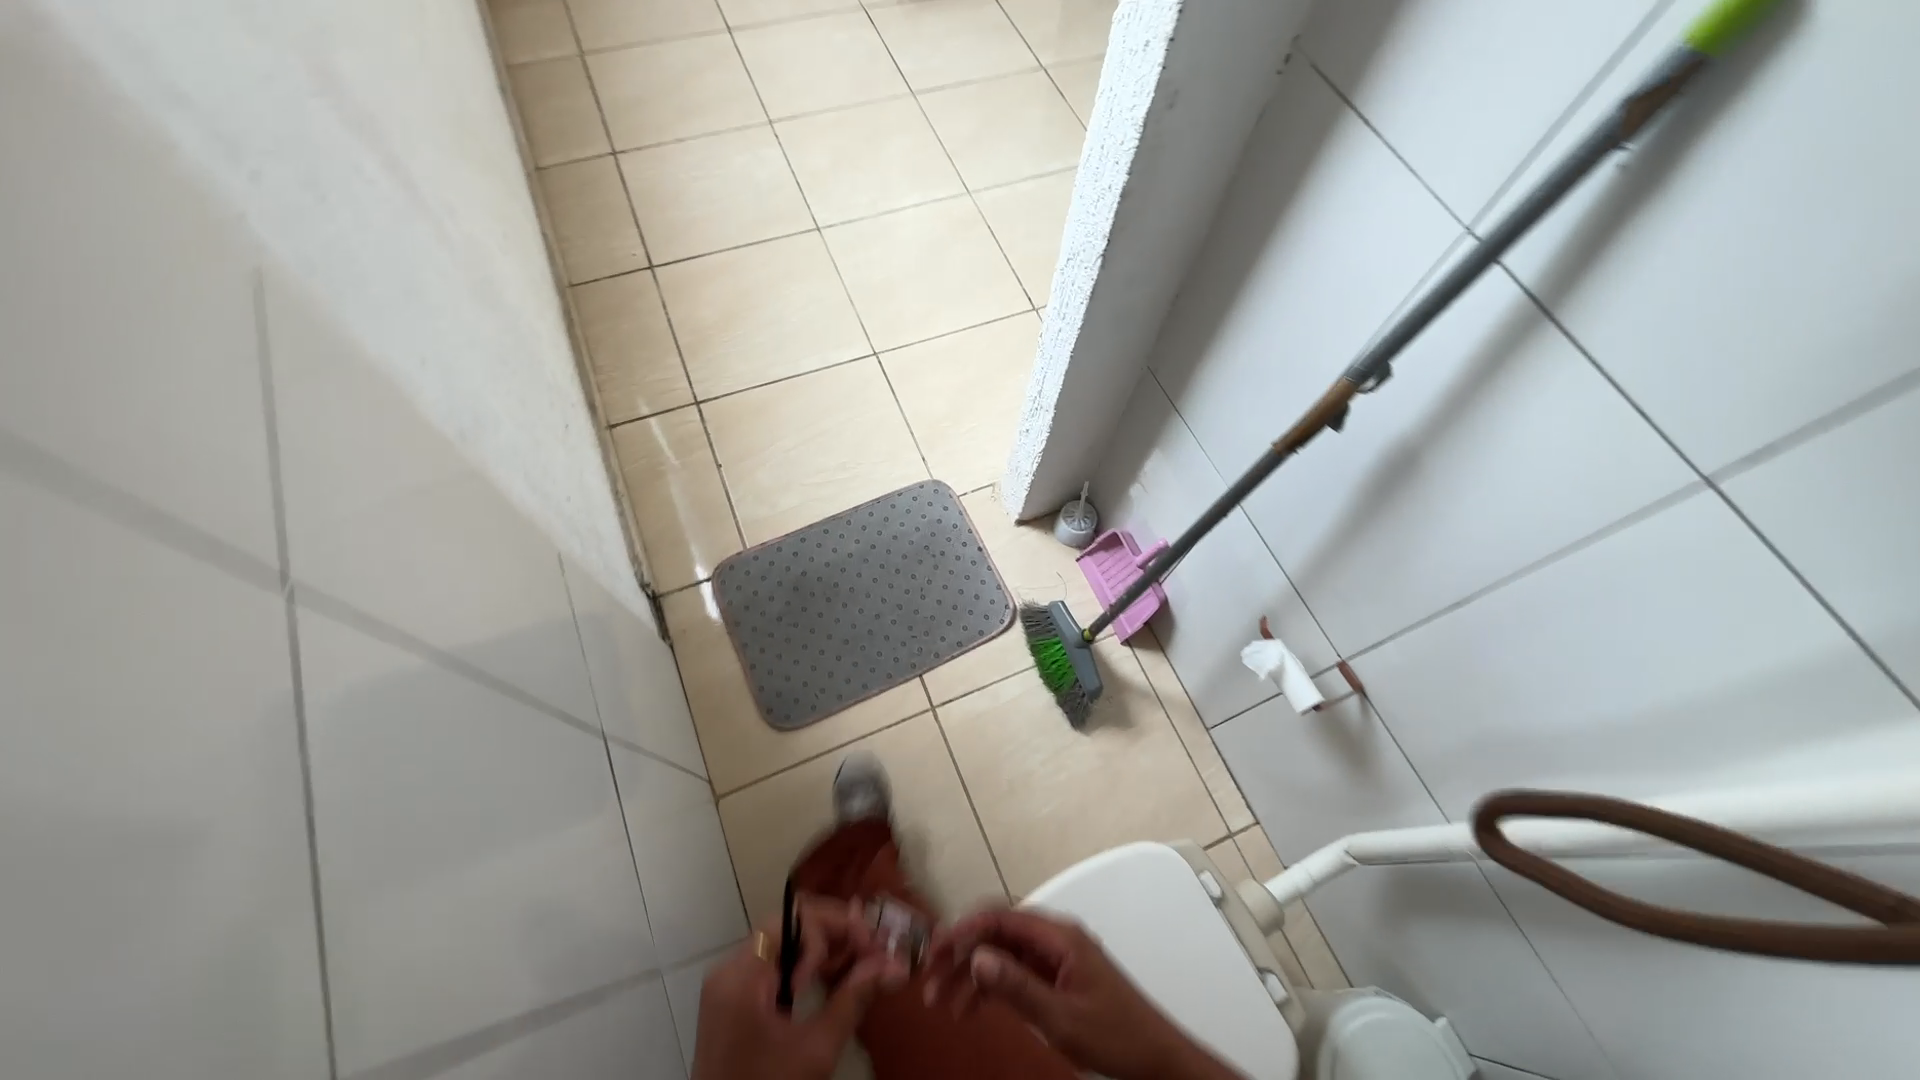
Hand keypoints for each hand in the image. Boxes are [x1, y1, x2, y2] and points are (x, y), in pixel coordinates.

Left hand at [691, 895, 908, 1079]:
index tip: (870, 945)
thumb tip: (894, 965)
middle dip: (834, 935)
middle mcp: (730, 969)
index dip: (836, 924)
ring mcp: (729, 985)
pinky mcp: (734, 1001)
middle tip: (872, 953)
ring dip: (823, 950)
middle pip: (788, 927)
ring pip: (783, 944)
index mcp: (742, 975)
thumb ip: (854, 999)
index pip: (794, 919)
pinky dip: (804, 967)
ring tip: (857, 966)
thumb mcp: (816, 1049)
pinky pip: (774, 965)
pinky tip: (830, 981)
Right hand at [922, 908, 1239, 1079]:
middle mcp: (1055, 940)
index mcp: (1060, 937)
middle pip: (997, 933)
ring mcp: (1055, 959)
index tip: (936, 950)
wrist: (1157, 1061)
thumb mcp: (1061, 1017)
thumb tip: (976, 956)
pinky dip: (990, 987)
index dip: (964, 929)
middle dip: (961, 954)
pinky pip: (1014, 973)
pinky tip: (970, 1007)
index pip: (1001, 917)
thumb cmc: (1117, 1036)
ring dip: (971, 974)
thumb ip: (1017, 986)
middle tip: (930, 979)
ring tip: (943, 1003)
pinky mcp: (1056, 979)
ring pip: (1002, 954)